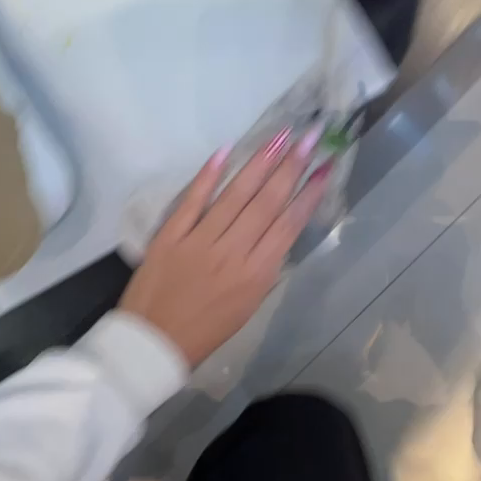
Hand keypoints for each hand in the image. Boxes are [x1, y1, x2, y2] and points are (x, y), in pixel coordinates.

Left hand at [118, 126, 332, 366]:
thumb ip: (264, 266)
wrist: (154, 343)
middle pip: (267, 202)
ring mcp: (200, 242)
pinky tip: (226, 150)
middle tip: (309, 137)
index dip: (310, 193)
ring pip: (235, 195)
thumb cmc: (208, 329)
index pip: (289, 224)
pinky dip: (208, 175)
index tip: (326, 167)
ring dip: (259, 162)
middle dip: (291, 166)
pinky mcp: (170, 236)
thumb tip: (277, 229)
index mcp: (257, 274)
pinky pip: (192, 200)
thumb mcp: (250, 304)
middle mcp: (232, 253)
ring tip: (280, 137)